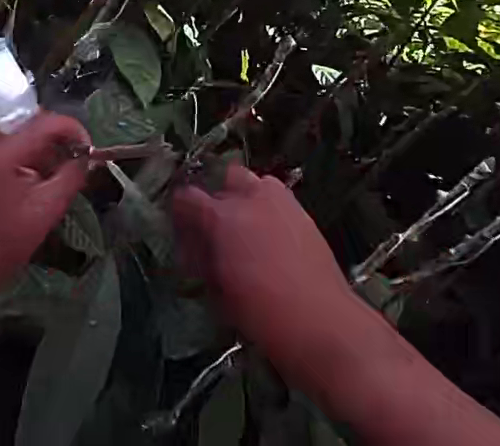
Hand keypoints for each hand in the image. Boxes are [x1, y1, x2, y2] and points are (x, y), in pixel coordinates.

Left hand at [0, 112, 90, 296]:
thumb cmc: (5, 240)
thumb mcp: (48, 207)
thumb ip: (73, 175)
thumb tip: (89, 157)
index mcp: (9, 148)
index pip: (50, 121)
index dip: (76, 131)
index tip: (91, 152)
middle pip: (41, 124)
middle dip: (65, 140)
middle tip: (81, 163)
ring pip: (33, 137)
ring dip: (53, 152)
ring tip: (67, 177)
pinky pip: (22, 152)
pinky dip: (40, 162)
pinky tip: (47, 185)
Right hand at [172, 164, 360, 363]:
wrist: (319, 320)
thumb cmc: (261, 314)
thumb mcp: (218, 291)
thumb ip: (203, 259)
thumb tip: (195, 249)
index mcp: (221, 218)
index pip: (187, 197)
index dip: (180, 210)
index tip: (181, 226)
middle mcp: (250, 198)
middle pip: (223, 179)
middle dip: (216, 198)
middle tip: (215, 230)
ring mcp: (279, 199)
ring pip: (253, 182)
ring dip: (244, 198)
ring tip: (245, 228)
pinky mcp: (302, 209)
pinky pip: (276, 196)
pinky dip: (267, 207)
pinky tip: (270, 236)